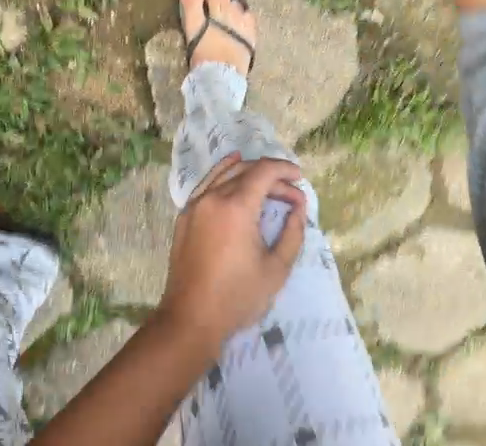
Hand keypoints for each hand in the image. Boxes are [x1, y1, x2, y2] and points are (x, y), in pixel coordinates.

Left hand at [157, 153, 306, 351]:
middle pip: (246, 171)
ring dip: (250, 174)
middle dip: (272, 177)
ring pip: (225, 174)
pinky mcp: (185, 215)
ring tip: (270, 184)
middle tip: (291, 195)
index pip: (264, 172)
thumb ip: (292, 233)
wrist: (191, 318)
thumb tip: (298, 209)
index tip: (300, 179)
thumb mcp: (276, 269)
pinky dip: (223, 172)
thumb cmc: (237, 296)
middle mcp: (213, 197)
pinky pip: (207, 183)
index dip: (285, 170)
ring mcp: (195, 204)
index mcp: (236, 206)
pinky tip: (232, 167)